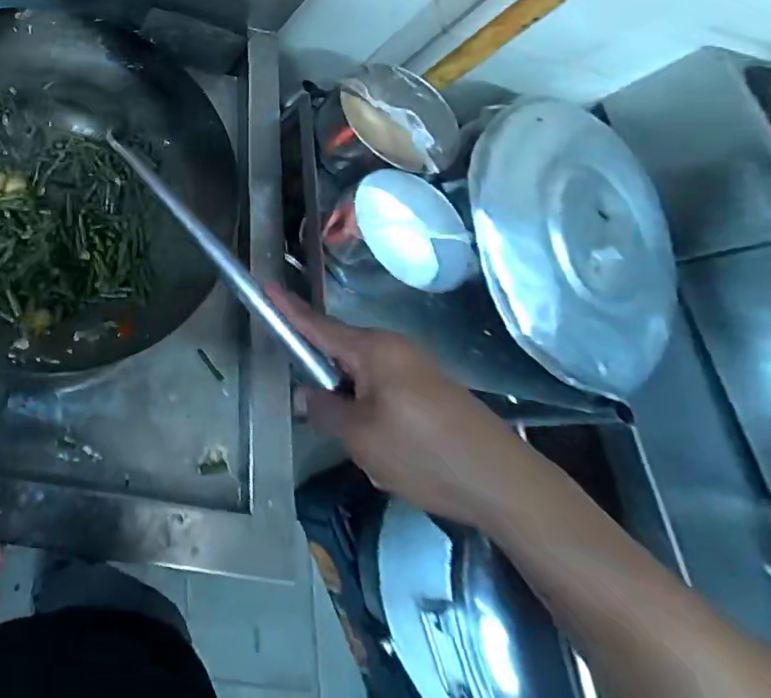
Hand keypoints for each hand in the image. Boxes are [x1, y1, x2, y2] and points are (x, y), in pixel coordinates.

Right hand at [271, 286, 549, 529]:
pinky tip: (393, 459)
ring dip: (354, 412)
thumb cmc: (424, 453)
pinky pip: (386, 396)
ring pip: (363, 383)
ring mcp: (417, 369)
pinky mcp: (431, 392)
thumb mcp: (361, 438)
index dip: (287, 310)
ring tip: (370, 455)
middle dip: (327, 386)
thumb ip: (325, 410)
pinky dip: (377, 422)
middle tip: (325, 423)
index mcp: (374, 350)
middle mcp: (395, 349)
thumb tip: (308, 395)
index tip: (265, 286)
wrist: (505, 484)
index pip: (317, 325)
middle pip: (340, 355)